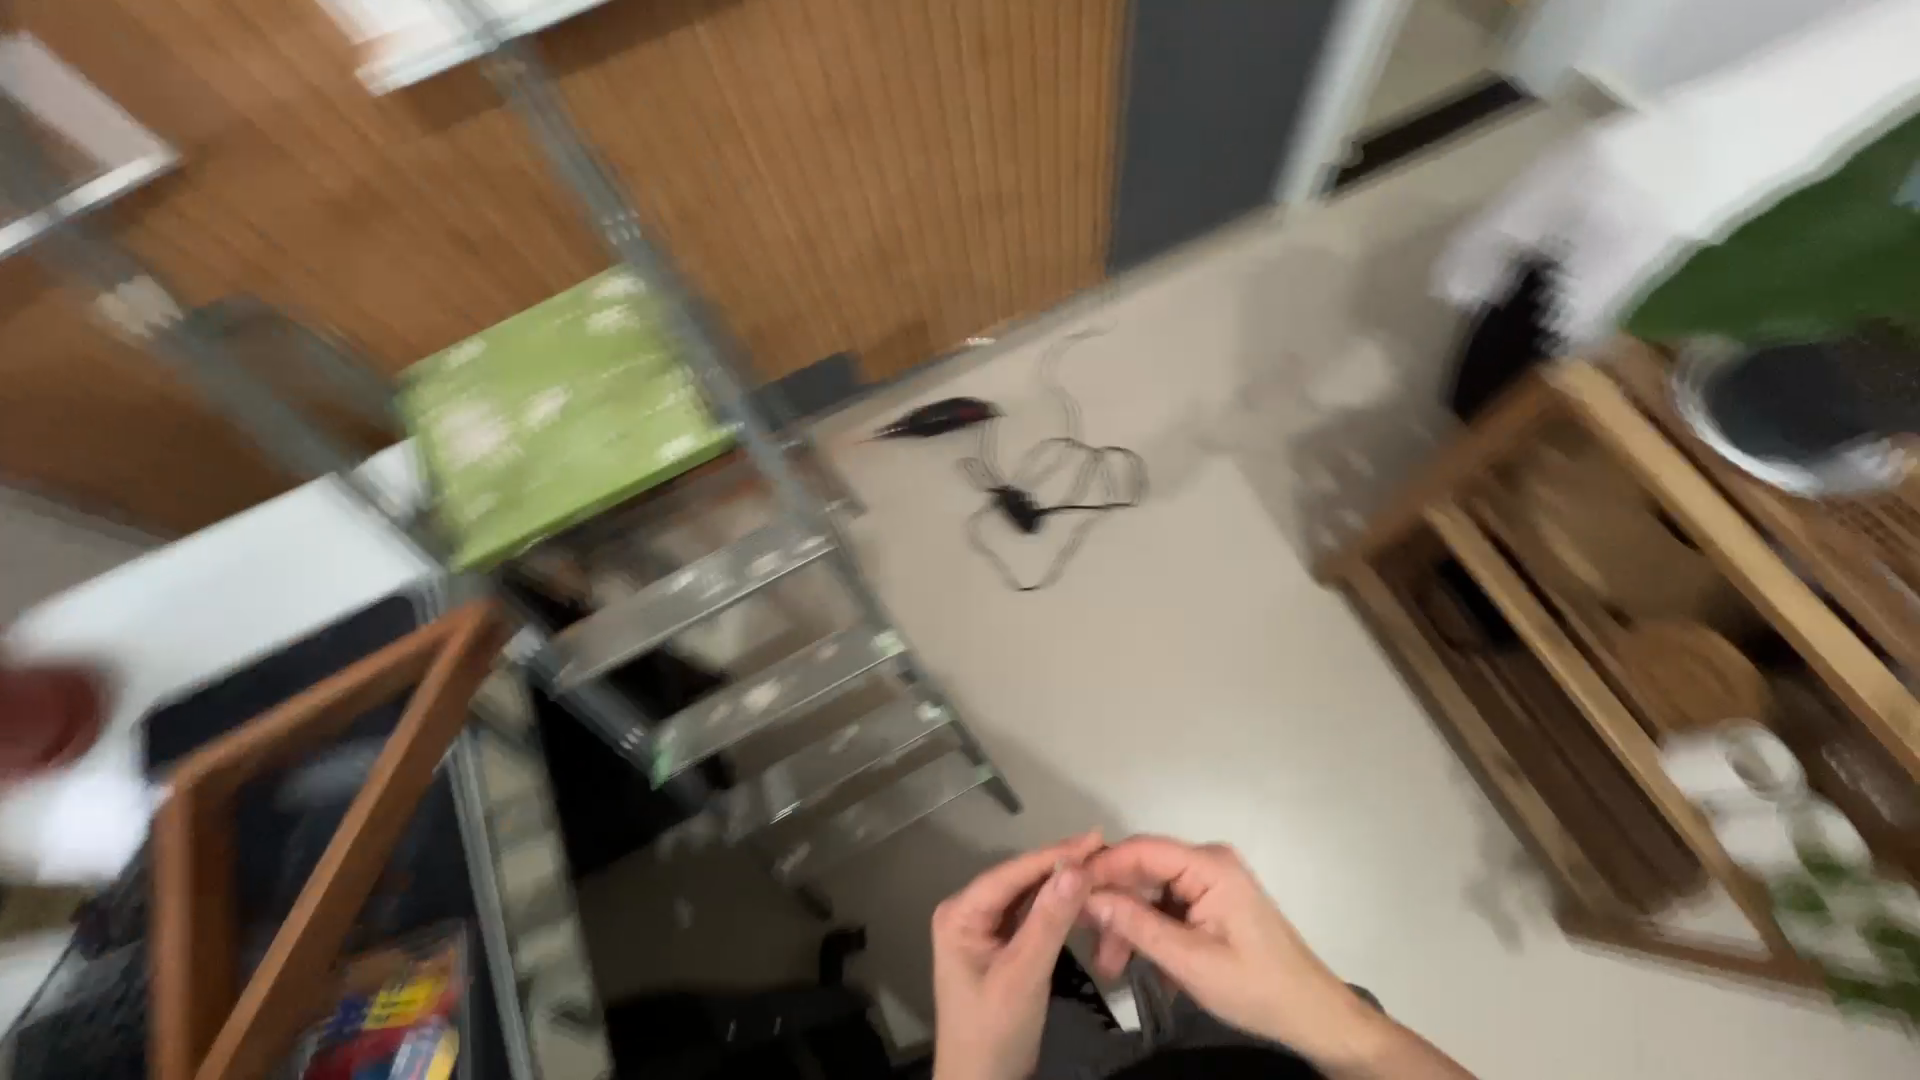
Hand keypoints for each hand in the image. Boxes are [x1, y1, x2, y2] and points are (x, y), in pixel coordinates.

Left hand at [931, 831, 1101, 1079]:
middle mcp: (968, 912)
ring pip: (1027, 896)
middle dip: (1059, 865)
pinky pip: (1029, 915)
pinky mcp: (1000, 946)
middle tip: (1104, 848)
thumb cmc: (994, 1032)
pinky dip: (1055, 906)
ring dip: (1060, 883)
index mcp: (960, 913)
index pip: (1011, 874)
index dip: (1053, 854)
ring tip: (1098, 863)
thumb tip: (1076, 868)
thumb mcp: (1023, 976)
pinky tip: (1079, 894)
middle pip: (1019, 880)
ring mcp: (983, 929)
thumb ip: (1049, 922)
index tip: (1094, 838)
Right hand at [1082, 836, 1387, 1070]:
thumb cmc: (1256, 987)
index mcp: (1209, 865)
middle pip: (1142, 871)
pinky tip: (1138, 962)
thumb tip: (1089, 898)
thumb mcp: (1190, 962)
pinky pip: (1164, 905)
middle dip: (1113, 906)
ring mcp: (1208, 880)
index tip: (1067, 893)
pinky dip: (1148, 931)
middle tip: (1089, 944)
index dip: (1101, 868)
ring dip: (1127, 926)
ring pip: (1149, 891)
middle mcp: (1207, 861)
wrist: (1312, 1015)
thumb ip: (1138, 925)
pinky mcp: (1208, 899)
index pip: (1140, 850)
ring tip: (1111, 967)